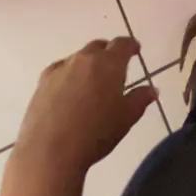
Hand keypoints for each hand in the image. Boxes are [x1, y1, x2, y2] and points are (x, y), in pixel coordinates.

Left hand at [13, 37, 156, 176]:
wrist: (50, 151)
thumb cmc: (95, 133)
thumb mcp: (126, 119)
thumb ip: (140, 100)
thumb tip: (152, 90)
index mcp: (109, 63)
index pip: (122, 44)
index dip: (130, 45)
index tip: (135, 50)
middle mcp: (85, 58)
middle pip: (99, 47)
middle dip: (108, 53)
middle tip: (114, 68)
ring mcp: (61, 68)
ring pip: (78, 57)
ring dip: (88, 64)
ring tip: (91, 83)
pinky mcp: (43, 81)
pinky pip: (60, 70)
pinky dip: (68, 74)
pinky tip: (68, 89)